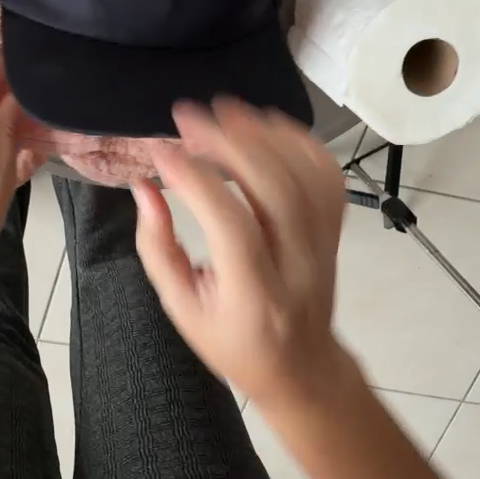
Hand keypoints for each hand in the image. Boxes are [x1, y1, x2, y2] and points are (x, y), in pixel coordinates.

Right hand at [134, 98, 350, 406]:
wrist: (302, 367)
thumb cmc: (232, 341)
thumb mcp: (181, 308)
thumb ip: (158, 248)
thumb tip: (144, 187)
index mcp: (255, 297)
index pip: (231, 227)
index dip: (195, 181)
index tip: (161, 150)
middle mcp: (298, 268)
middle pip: (276, 190)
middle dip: (230, 143)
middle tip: (190, 117)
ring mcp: (325, 247)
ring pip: (306, 177)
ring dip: (265, 134)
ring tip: (224, 111)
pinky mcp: (335, 231)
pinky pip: (327, 177)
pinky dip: (299, 141)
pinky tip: (266, 125)